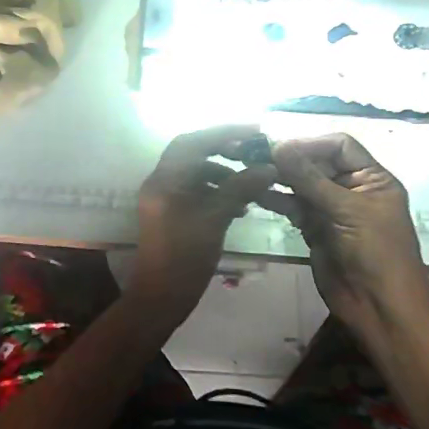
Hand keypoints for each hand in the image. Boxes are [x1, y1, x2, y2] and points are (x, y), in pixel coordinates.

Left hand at [129, 126, 278, 325]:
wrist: (161, 297)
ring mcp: (163, 198)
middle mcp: (160, 183)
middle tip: (253, 153)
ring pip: (196, 173)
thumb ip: (239, 189)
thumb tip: (268, 167)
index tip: (255, 130)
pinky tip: (240, 205)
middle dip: (223, 150)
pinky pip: (195, 191)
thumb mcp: (215, 220)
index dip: (223, 132)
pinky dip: (217, 191)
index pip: (192, 142)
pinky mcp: (171, 213)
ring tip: (252, 185)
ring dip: (223, 173)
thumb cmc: (185, 258)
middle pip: (192, 153)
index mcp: (164, 180)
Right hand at [270, 134, 428, 336]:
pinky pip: (293, 206)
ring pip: (301, 184)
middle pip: (317, 163)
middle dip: (291, 160)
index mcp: (372, 179)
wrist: (378, 306)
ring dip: (279, 178)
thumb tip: (279, 147)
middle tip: (258, 158)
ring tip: (253, 173)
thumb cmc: (375, 252)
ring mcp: (331, 209)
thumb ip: (310, 178)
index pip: (340, 146)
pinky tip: (257, 194)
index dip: (312, 144)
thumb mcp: (346, 210)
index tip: (281, 148)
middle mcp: (351, 189)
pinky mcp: (314, 228)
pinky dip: (276, 199)